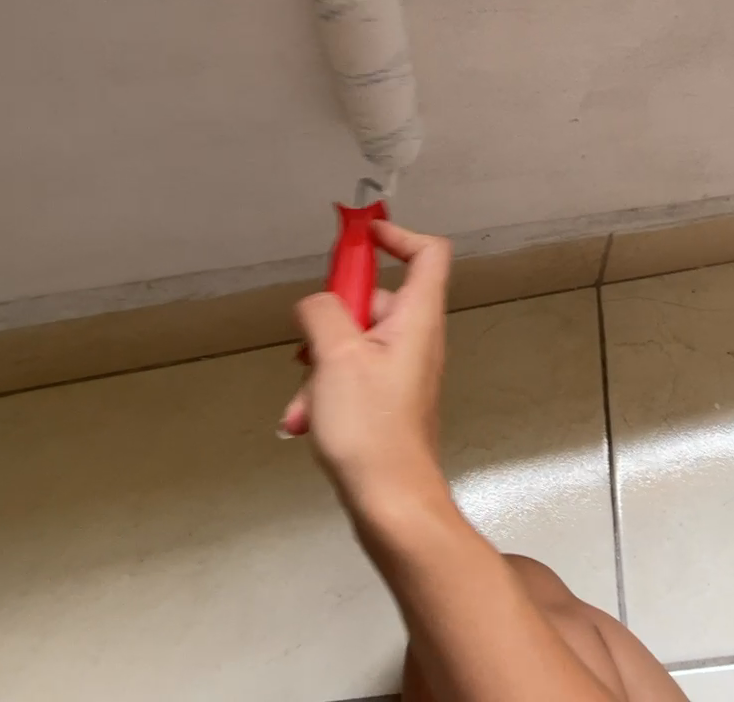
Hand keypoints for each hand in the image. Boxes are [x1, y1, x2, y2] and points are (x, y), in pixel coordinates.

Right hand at [281, 220, 453, 507]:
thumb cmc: (370, 423)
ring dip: (321, 366)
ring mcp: (406, 366)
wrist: (391, 498)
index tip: (360, 237)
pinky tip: (305, 420)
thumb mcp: (336, 357)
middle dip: (332, 321)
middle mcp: (419, 335)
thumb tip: (317, 302)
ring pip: (356, 342)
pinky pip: (355, 374)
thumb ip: (323, 313)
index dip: (398, 235)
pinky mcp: (392, 395)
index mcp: (419, 316)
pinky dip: (327, 390)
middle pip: (378, 299)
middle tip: (306, 349)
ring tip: (304, 403)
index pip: (429, 252)